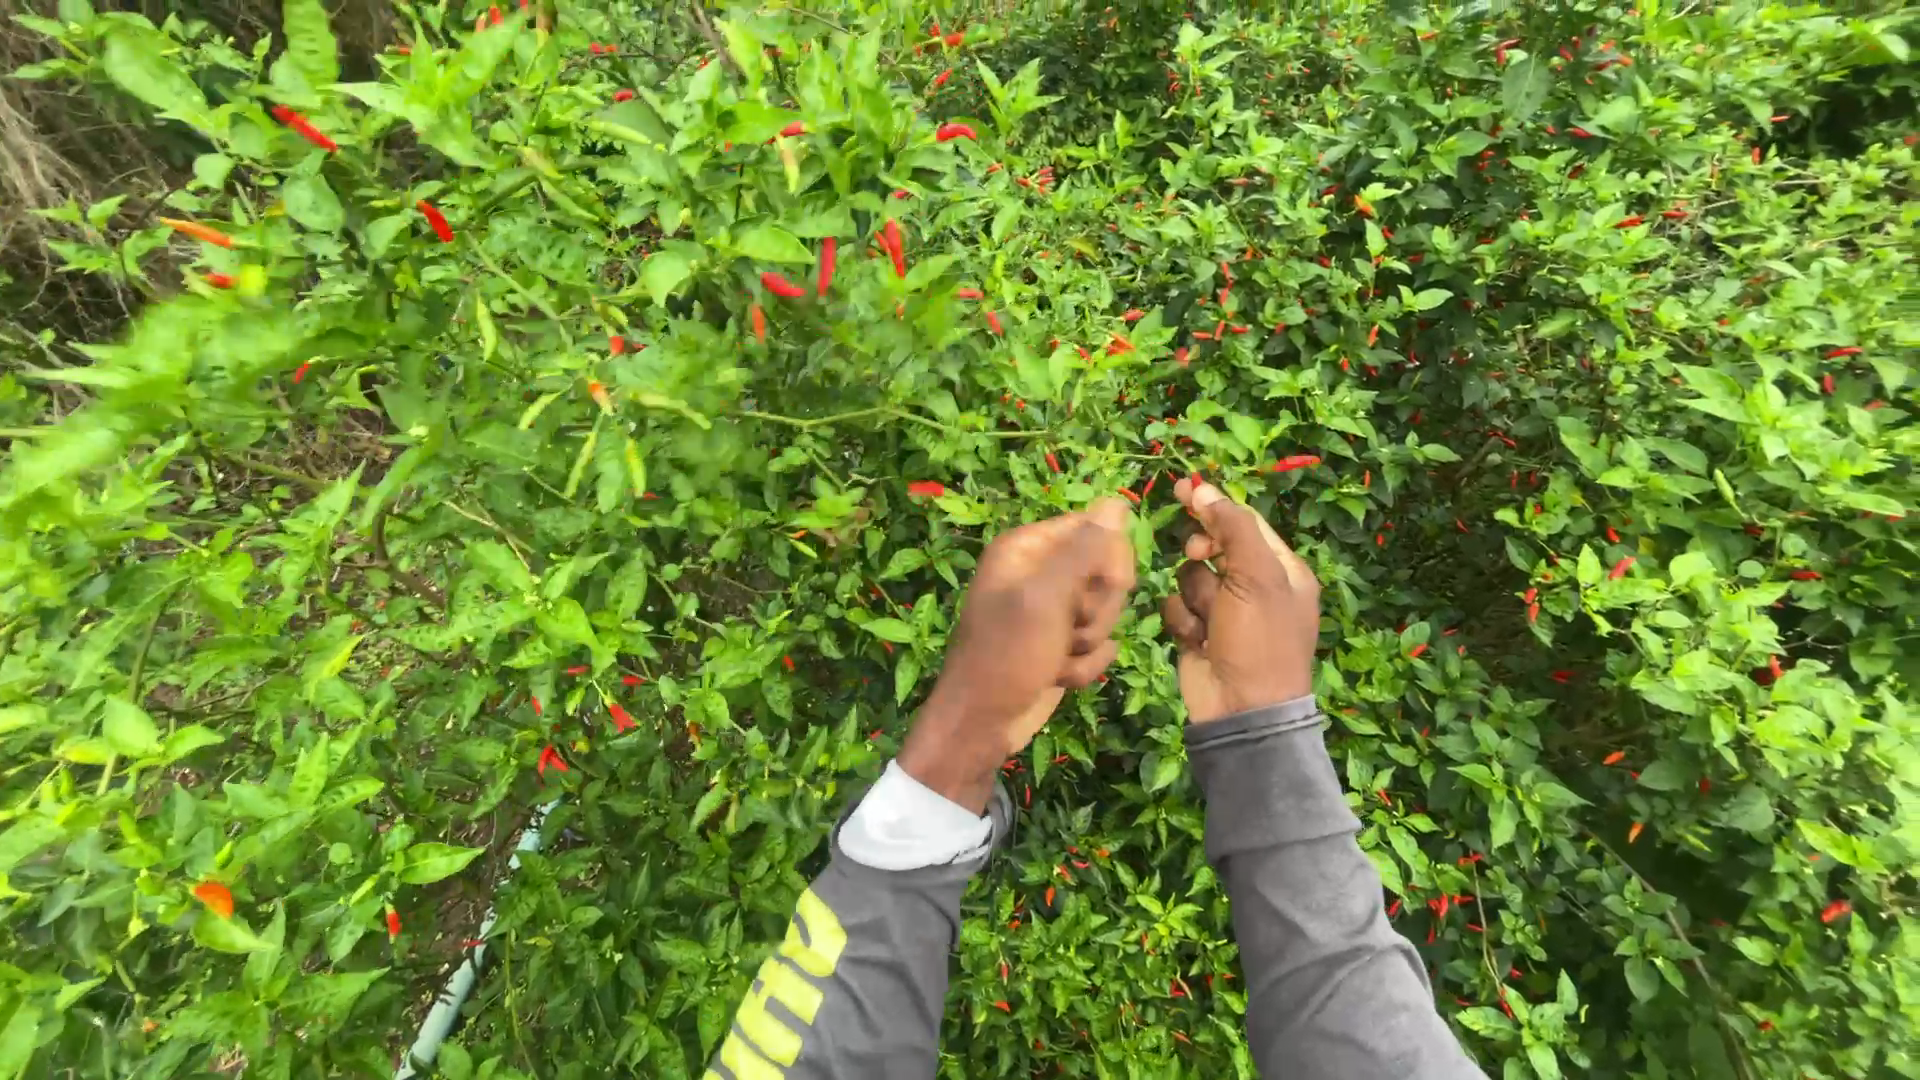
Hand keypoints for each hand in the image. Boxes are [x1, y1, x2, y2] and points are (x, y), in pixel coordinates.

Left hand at [899, 499, 1135, 811]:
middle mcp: (1038, 573)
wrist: (980, 724)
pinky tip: (1056, 676)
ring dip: (1088, 642)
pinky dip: (1082, 666)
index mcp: (1027, 549)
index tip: (1110, 586)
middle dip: (1097, 609)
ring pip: (1106, 612)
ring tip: (1056, 657)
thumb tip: (1116, 502)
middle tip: (1070, 628)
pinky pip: (1098, 645)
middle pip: (1106, 573)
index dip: (1110, 561)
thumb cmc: (1006, 655)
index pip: (1096, 529)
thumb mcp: (1045, 597)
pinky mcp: (1060, 644)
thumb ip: (1084, 550)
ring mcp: (1050, 611)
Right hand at [1161, 478, 1319, 723]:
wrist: (1241, 708)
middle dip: (1202, 555)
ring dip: (1194, 597)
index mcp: (1280, 568)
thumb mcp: (1256, 575)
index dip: (1214, 505)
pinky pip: (1177, 606)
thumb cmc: (1260, 639)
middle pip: (1213, 546)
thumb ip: (1232, 527)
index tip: (1183, 489)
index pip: (1244, 522)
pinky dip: (1183, 621)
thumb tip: (1205, 490)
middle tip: (1198, 554)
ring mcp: (1223, 610)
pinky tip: (1197, 641)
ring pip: (1188, 576)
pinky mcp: (1197, 630)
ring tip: (1210, 623)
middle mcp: (1253, 585)